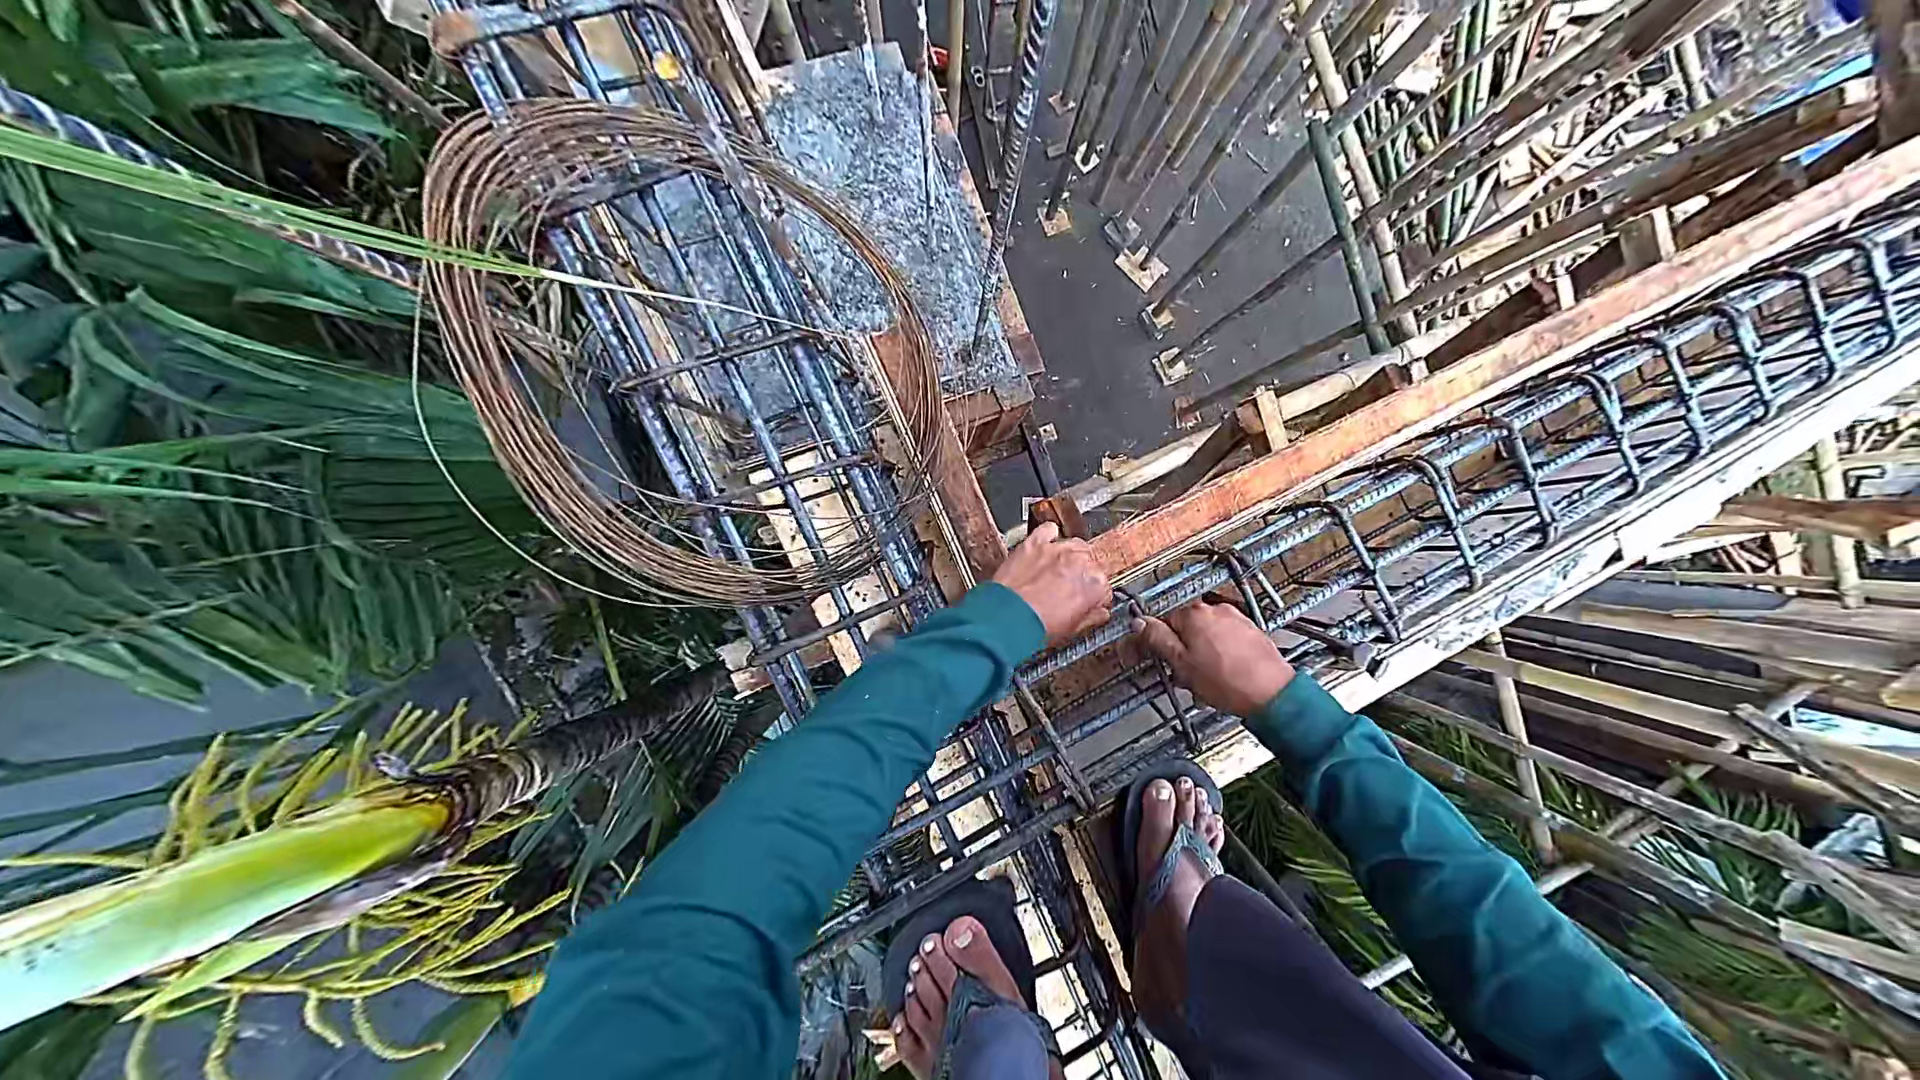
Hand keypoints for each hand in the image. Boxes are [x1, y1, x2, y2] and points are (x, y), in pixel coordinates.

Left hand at [991, 521, 1110, 644]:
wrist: (1006, 618)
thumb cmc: (1037, 625)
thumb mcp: (1072, 629)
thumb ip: (1092, 616)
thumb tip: (1099, 614)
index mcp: (1094, 585)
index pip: (1104, 586)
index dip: (1096, 595)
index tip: (1089, 600)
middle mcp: (1080, 562)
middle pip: (1092, 563)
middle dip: (1084, 574)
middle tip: (1071, 587)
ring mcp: (1057, 550)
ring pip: (1075, 544)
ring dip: (1071, 555)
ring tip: (1061, 568)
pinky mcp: (1035, 543)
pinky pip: (1048, 529)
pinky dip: (1049, 535)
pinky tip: (1047, 543)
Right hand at [1133, 600, 1293, 716]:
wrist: (1272, 694)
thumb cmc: (1229, 681)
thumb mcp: (1181, 663)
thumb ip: (1157, 639)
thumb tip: (1139, 623)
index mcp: (1193, 614)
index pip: (1162, 621)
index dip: (1156, 643)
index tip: (1156, 658)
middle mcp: (1215, 610)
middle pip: (1185, 627)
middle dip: (1181, 650)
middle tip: (1182, 674)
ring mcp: (1236, 619)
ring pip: (1205, 635)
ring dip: (1200, 654)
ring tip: (1204, 679)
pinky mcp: (1251, 632)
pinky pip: (1225, 640)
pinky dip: (1219, 654)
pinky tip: (1221, 675)